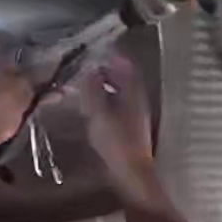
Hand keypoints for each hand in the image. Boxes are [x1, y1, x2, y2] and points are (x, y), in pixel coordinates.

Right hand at [76, 56, 168, 210]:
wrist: (131, 174)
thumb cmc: (115, 142)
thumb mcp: (98, 113)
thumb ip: (93, 90)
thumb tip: (89, 70)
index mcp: (132, 91)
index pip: (124, 62)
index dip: (110, 53)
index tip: (92, 47)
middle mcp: (137, 98)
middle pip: (123, 74)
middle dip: (105, 67)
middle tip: (84, 64)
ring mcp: (135, 112)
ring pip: (120, 89)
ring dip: (104, 83)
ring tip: (84, 82)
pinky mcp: (130, 125)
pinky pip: (117, 102)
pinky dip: (105, 97)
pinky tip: (92, 104)